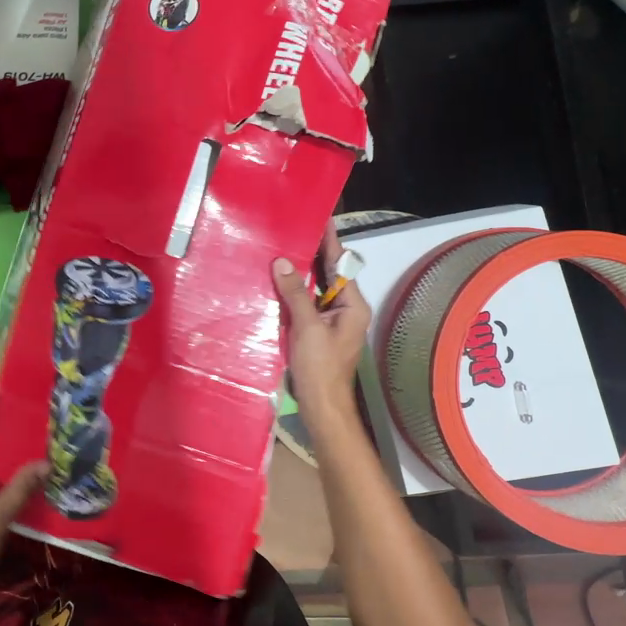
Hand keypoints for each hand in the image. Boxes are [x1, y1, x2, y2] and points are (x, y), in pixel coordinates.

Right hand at [274, 222, 372, 425]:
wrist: (321, 406)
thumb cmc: (320, 366)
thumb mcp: (307, 327)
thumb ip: (295, 293)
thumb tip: (283, 261)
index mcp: (351, 305)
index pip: (340, 265)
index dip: (329, 242)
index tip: (319, 219)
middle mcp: (344, 309)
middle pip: (327, 274)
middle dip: (311, 253)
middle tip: (290, 229)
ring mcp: (330, 320)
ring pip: (314, 288)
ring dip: (298, 272)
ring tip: (279, 248)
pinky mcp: (315, 331)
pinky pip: (304, 303)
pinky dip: (292, 291)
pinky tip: (274, 281)